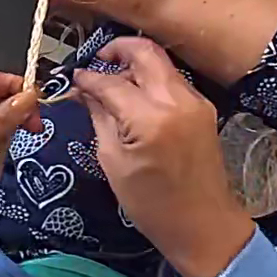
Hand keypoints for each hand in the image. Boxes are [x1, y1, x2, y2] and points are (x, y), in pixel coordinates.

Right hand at [72, 37, 252, 276]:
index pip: (110, 81)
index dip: (87, 77)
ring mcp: (195, 102)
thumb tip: (84, 91)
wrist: (204, 226)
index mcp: (150, 118)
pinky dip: (149, 78)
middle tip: (95, 62)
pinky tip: (132, 95)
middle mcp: (177, 101)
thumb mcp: (112, 160)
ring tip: (111, 80)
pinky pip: (171, 79)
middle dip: (116, 50)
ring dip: (133, 63)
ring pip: (160, 62)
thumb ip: (99, 117)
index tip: (72, 78)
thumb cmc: (150, 203)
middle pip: (145, 52)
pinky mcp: (202, 108)